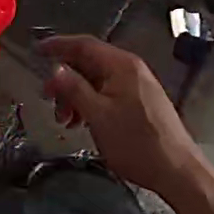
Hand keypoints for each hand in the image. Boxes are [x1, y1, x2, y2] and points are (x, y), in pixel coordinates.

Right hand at [39, 36, 206, 199]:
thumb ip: (74, 88)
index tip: (37, 50)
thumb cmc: (135, 141)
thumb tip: (55, 68)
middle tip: (48, 100)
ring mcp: (137, 84)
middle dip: (65, 80)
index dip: (58, 45)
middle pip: (90, 63)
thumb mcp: (98, 115)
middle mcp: (130, 68)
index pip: (84, 44)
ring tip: (65, 120)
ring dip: (76, 96)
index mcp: (121, 65)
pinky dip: (91, 104)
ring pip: (97, 81)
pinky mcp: (140, 101)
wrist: (176, 169)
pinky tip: (82, 122)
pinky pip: (108, 93)